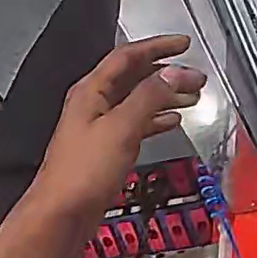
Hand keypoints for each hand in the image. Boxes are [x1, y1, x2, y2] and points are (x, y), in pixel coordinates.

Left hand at [31, 35, 206, 217]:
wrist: (63, 213)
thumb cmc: (81, 173)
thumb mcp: (121, 127)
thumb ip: (148, 97)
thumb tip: (172, 74)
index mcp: (91, 92)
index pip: (127, 56)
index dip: (157, 46)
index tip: (181, 44)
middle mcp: (94, 105)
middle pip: (135, 78)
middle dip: (167, 74)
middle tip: (194, 75)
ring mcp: (100, 127)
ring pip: (138, 101)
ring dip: (165, 96)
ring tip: (190, 96)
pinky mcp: (107, 148)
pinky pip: (137, 124)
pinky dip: (156, 119)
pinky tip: (170, 121)